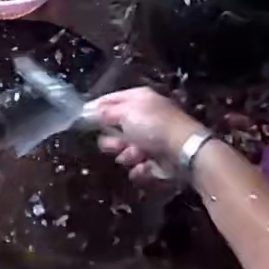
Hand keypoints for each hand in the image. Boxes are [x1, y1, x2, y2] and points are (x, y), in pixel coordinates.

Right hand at [88, 87, 205, 186]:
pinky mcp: (157, 160)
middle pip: (114, 128)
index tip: (83, 118)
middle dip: (113, 139)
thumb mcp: (125, 112)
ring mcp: (151, 140)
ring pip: (124, 150)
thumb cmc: (154, 126)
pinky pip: (137, 166)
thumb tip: (90, 111)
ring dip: (126, 155)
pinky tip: (145, 166)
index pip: (110, 100)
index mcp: (138, 100)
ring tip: (136, 156)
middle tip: (117, 144)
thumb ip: (104, 112)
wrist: (185, 152)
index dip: (96, 108)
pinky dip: (140, 168)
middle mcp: (144, 117)